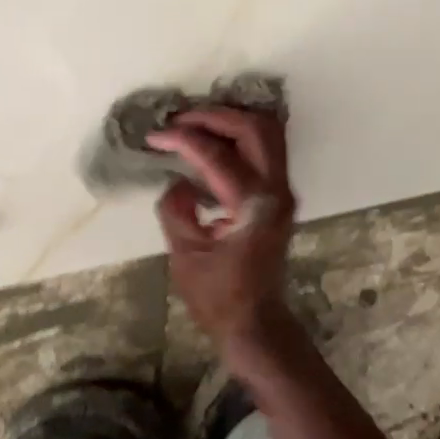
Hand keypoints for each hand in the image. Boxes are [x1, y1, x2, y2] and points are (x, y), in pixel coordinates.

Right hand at [150, 107, 298, 355]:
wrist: (256, 321)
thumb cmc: (218, 296)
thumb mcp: (186, 254)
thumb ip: (178, 209)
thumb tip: (178, 178)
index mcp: (253, 205)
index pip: (217, 155)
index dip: (183, 139)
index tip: (155, 136)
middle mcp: (276, 189)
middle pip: (254, 129)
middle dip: (215, 117)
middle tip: (179, 120)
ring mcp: (284, 189)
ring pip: (268, 132)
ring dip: (232, 121)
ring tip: (195, 124)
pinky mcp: (281, 193)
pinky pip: (268, 147)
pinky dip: (242, 134)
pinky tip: (214, 139)